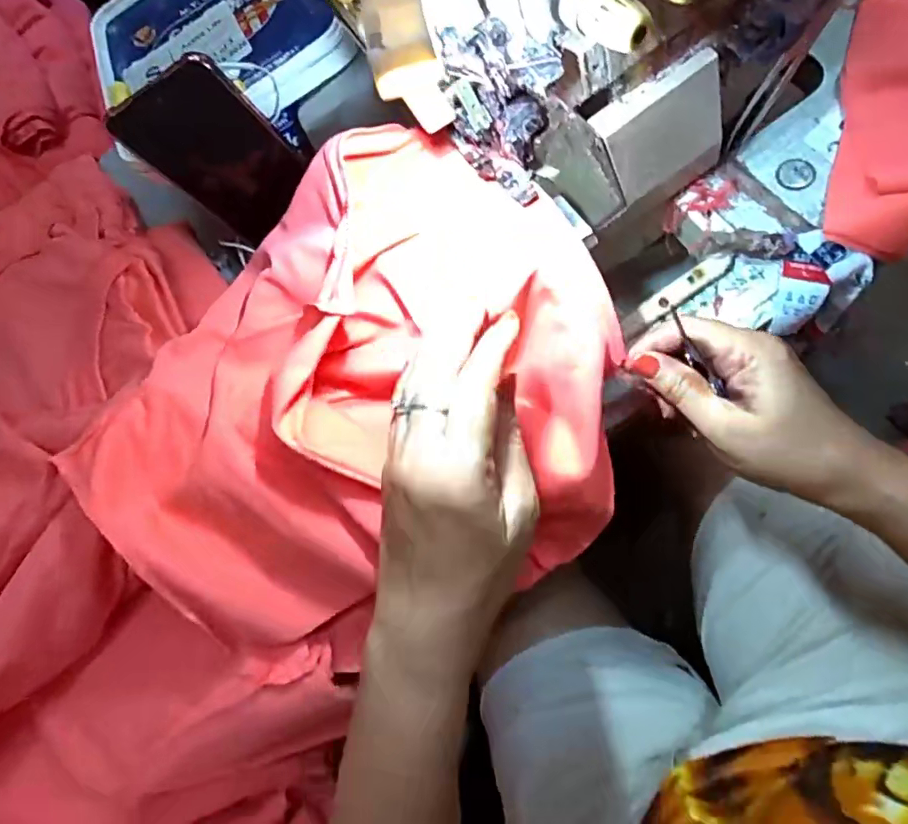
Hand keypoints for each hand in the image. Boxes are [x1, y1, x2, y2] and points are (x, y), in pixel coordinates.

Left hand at [376, 313, 539, 661]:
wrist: (422, 613)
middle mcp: (417, 445)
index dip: (493, 345)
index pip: (472, 383)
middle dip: (459, 325)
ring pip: (415, 376)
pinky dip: (425, 362)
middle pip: (435, 367)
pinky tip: (439, 348)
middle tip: (485, 295)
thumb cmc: (485, 570)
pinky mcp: (389, 453)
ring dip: (439, 338)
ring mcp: (396, 447)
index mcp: (456, 463)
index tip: (512, 316)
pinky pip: (406, 393)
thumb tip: (506, 384)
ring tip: (465, 310)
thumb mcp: (518, 509)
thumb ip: (510, 440)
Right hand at [627, 317, 887, 507]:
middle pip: (691, 339)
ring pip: (701, 357)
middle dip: (664, 367)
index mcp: (747, 347)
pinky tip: (692, 416)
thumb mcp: (725, 428)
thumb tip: (639, 361)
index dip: (652, 344)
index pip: (685, 325)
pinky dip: (699, 390)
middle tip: (651, 405)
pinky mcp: (759, 375)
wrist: (846, 474)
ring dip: (680, 382)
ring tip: (671, 417)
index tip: (628, 375)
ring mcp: (757, 358)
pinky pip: (717, 371)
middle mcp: (751, 342)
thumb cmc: (786, 454)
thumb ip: (681, 391)